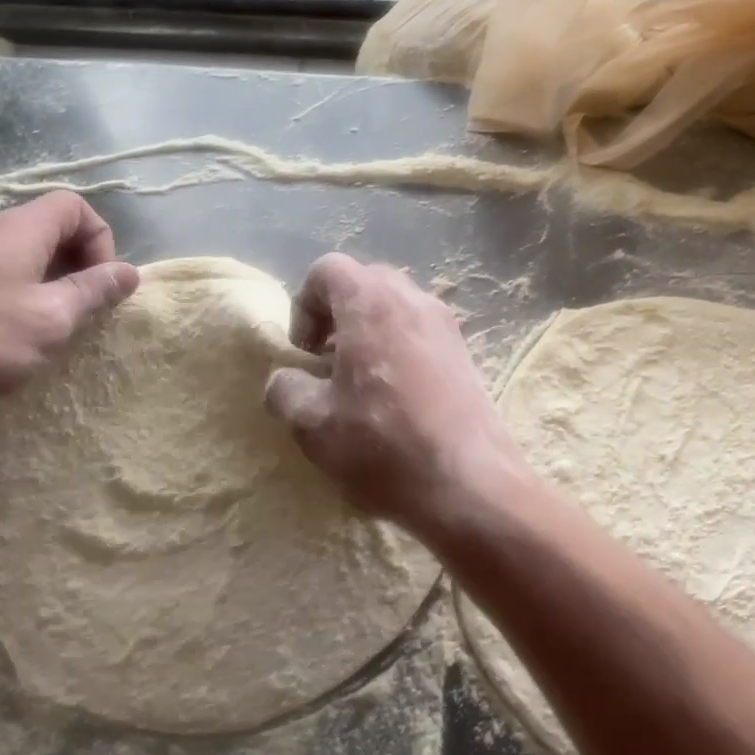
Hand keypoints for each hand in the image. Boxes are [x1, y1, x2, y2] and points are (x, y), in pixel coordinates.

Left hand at [0, 191, 139, 422]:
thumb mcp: (51, 318)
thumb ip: (93, 292)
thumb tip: (130, 271)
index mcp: (17, 232)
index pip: (72, 206)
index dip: (100, 239)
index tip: (101, 284)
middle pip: (45, 232)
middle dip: (75, 268)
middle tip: (81, 314)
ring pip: (15, 262)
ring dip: (43, 291)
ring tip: (45, 335)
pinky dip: (10, 306)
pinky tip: (2, 347)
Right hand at [263, 253, 527, 535]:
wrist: (469, 484)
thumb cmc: (383, 446)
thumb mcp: (312, 424)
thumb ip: (285, 390)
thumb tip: (286, 381)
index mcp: (372, 302)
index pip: (327, 270)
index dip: (303, 306)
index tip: (303, 355)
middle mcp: (414, 300)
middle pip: (365, 284)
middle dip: (337, 317)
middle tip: (326, 366)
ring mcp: (447, 326)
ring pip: (396, 310)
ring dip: (369, 336)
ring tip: (359, 387)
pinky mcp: (466, 356)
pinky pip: (421, 335)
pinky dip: (399, 352)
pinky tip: (395, 402)